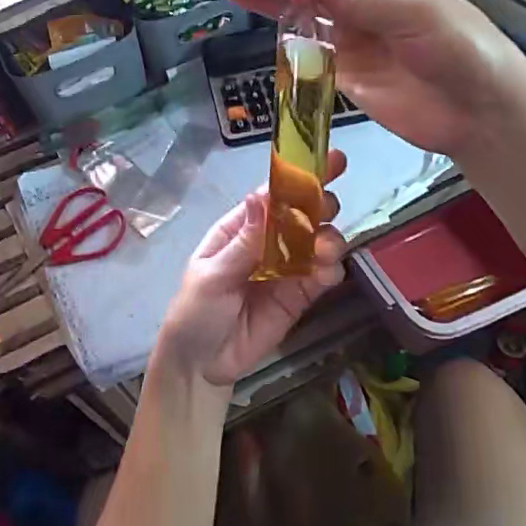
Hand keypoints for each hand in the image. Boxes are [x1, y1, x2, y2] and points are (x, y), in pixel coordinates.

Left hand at [154, 150, 347, 387]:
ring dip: (328, 239)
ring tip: (324, 250)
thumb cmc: (195, 312)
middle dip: (320, 205)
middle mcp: (268, 242)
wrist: (202, 365)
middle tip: (328, 208)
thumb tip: (259, 197)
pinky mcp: (300, 295)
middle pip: (303, 213)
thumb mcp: (211, 276)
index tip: (331, 160)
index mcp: (241, 228)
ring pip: (319, 242)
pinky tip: (325, 273)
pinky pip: (323, 275)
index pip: (273, 196)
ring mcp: (287, 268)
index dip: (301, 177)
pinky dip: (330, 270)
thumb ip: (242, 243)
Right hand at [222, 0, 525, 158]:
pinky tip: (269, 43)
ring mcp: (352, 47)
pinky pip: (310, 63)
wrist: (481, 115)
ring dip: (274, 14)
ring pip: (304, 26)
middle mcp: (362, 11)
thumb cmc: (462, 51)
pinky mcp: (345, 81)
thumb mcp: (416, 14)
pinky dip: (289, 53)